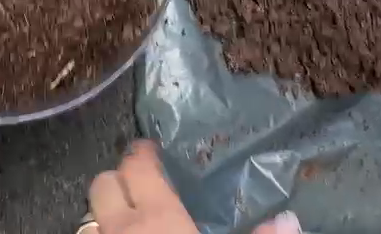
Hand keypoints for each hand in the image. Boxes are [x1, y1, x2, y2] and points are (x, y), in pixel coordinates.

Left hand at [88, 142, 299, 233]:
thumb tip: (289, 222)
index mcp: (158, 217)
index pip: (137, 165)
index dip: (142, 155)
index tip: (152, 153)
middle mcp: (121, 228)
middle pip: (102, 184)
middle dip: (117, 181)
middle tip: (138, 189)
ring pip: (90, 218)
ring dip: (104, 218)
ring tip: (128, 226)